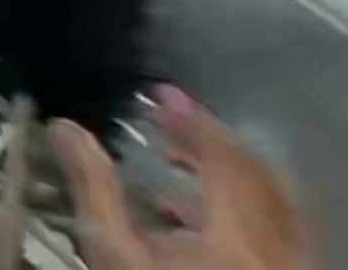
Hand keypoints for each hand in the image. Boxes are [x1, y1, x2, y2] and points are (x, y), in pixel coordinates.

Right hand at [54, 88, 307, 269]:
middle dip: (218, 141)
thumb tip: (64, 125)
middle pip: (266, 181)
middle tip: (171, 114)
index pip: (227, 162)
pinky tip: (194, 211)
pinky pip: (280, 235)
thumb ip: (92, 185)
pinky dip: (241, 206)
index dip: (195, 122)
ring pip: (280, 209)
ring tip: (180, 154)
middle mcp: (284, 254)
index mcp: (240, 239)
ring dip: (232, 172)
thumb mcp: (113, 251)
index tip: (157, 94)